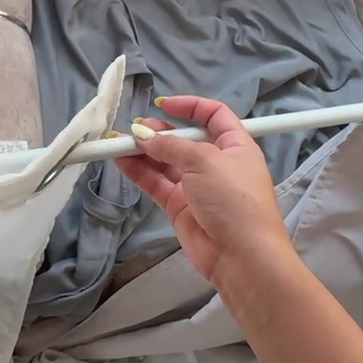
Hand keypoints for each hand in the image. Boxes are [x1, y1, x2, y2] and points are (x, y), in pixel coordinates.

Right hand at [117, 96, 291, 282]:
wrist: (243, 257)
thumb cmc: (234, 199)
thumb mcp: (205, 161)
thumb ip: (170, 145)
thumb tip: (142, 135)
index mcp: (235, 146)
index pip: (214, 115)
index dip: (190, 106)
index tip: (163, 105)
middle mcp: (216, 163)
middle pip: (184, 139)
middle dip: (159, 132)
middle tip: (135, 128)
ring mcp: (197, 186)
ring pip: (166, 161)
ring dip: (143, 151)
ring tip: (119, 142)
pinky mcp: (180, 207)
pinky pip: (156, 182)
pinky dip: (138, 171)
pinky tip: (120, 160)